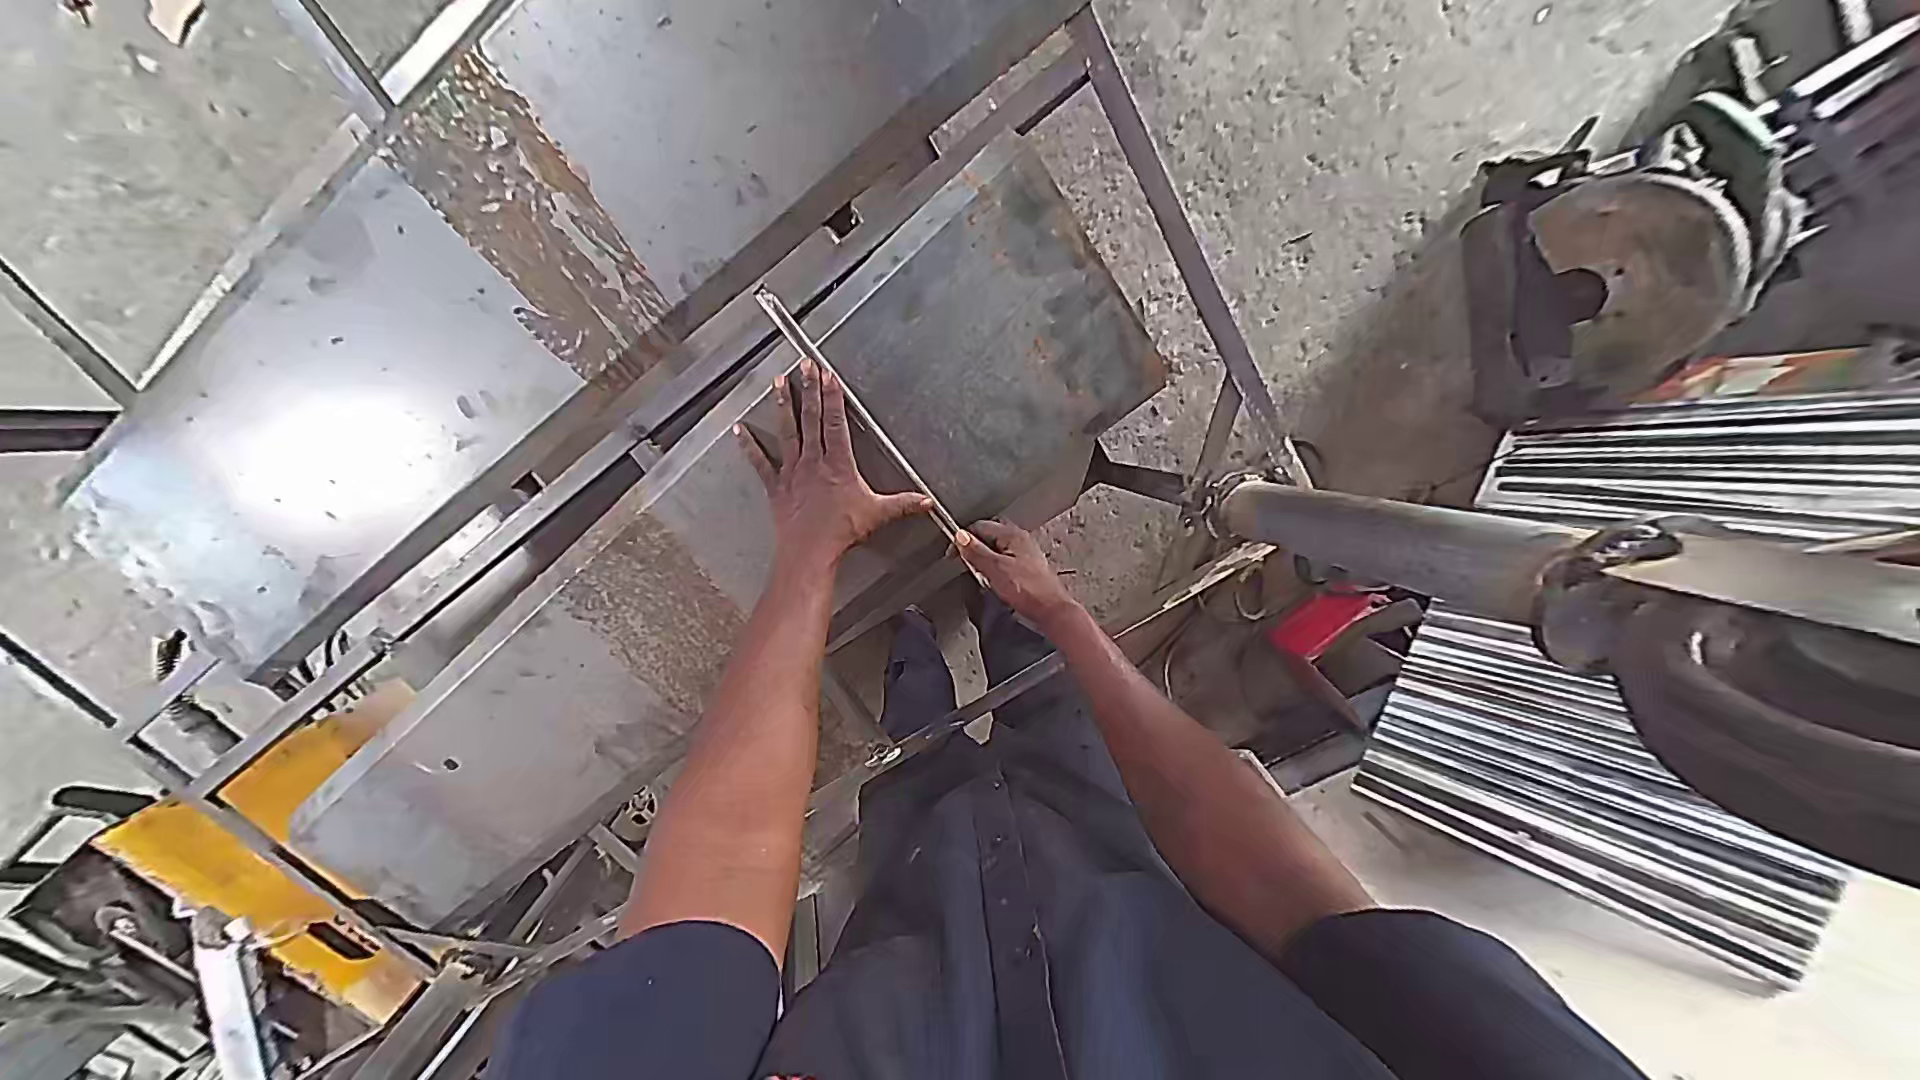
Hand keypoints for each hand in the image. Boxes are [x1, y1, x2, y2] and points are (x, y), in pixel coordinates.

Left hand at [738, 358, 932, 572]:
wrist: (810, 550)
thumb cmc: (841, 532)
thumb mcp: (878, 514)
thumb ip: (903, 504)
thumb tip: (927, 501)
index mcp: (837, 464)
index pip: (835, 423)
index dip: (832, 397)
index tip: (829, 376)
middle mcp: (812, 461)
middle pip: (810, 418)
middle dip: (808, 389)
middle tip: (804, 366)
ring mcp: (792, 472)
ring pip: (786, 431)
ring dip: (782, 405)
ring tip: (777, 382)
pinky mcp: (776, 486)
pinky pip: (760, 462)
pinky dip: (749, 446)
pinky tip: (740, 430)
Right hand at [956, 519, 1081, 628]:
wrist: (1050, 611)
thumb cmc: (1029, 591)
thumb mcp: (995, 569)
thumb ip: (976, 551)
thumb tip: (960, 536)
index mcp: (1013, 535)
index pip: (979, 526)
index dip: (963, 538)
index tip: (953, 553)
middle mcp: (1020, 540)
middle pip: (988, 536)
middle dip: (973, 548)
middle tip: (965, 562)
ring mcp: (1024, 554)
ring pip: (995, 550)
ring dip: (983, 560)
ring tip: (980, 573)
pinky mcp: (1026, 569)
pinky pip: (1003, 562)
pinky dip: (994, 568)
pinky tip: (993, 580)